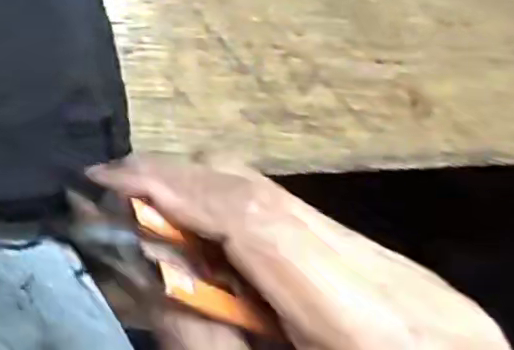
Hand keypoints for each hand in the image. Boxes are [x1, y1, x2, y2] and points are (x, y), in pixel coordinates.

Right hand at [88, 158, 508, 349]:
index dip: (166, 186)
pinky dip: (242, 228)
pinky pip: (301, 227)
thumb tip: (133, 261)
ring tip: (160, 234)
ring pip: (276, 199)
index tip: (98, 179)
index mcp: (385, 333)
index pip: (252, 213)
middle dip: (173, 185)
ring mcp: (415, 279)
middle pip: (259, 191)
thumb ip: (200, 336)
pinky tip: (222, 263)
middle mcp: (409, 286)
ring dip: (203, 203)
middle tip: (113, 201)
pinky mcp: (410, 282)